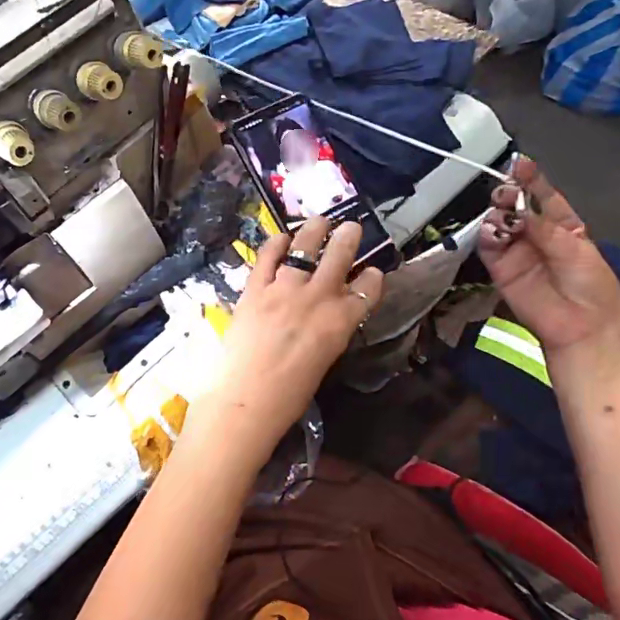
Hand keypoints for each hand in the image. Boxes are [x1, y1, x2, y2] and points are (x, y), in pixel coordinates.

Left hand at [202, 217, 384, 451]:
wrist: (246, 399)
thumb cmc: (288, 395)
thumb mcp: (322, 361)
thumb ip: (326, 333)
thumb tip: (323, 320)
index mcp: (341, 322)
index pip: (366, 290)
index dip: (372, 278)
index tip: (373, 271)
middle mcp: (317, 298)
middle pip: (339, 258)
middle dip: (349, 239)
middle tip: (352, 227)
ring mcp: (284, 289)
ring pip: (305, 249)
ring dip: (315, 231)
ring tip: (321, 220)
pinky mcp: (254, 289)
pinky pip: (267, 258)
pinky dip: (276, 244)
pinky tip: (281, 236)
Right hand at [476, 157, 619, 356]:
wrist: (581, 328)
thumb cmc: (592, 288)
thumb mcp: (576, 251)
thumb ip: (544, 229)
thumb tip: (519, 208)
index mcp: (564, 228)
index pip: (544, 197)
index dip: (532, 180)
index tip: (521, 163)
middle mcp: (536, 236)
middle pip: (517, 208)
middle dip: (510, 196)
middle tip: (507, 192)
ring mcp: (516, 251)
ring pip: (499, 223)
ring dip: (498, 213)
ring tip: (502, 211)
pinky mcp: (499, 268)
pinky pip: (488, 245)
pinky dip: (487, 235)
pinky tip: (493, 230)